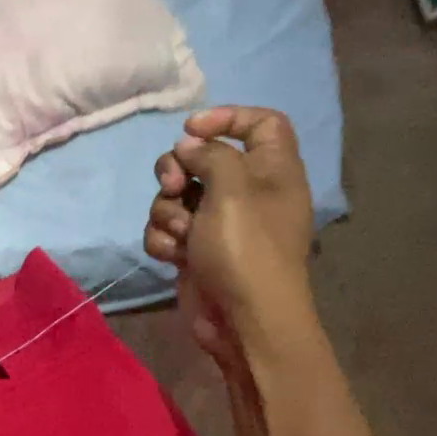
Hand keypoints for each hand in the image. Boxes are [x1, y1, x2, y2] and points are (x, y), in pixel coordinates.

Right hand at [144, 106, 316, 363]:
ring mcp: (218, 222)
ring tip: (179, 233)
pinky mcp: (194, 248)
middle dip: (177, 170)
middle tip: (174, 185)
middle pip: (203, 158)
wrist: (243, 317)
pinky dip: (164, 239)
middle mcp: (246, 191)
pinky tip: (172, 255)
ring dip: (166, 210)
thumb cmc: (247, 248)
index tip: (190, 130)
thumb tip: (189, 145)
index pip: (260, 123)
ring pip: (176, 195)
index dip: (226, 118)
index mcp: (272, 170)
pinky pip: (167, 229)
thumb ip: (210, 155)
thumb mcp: (232, 189)